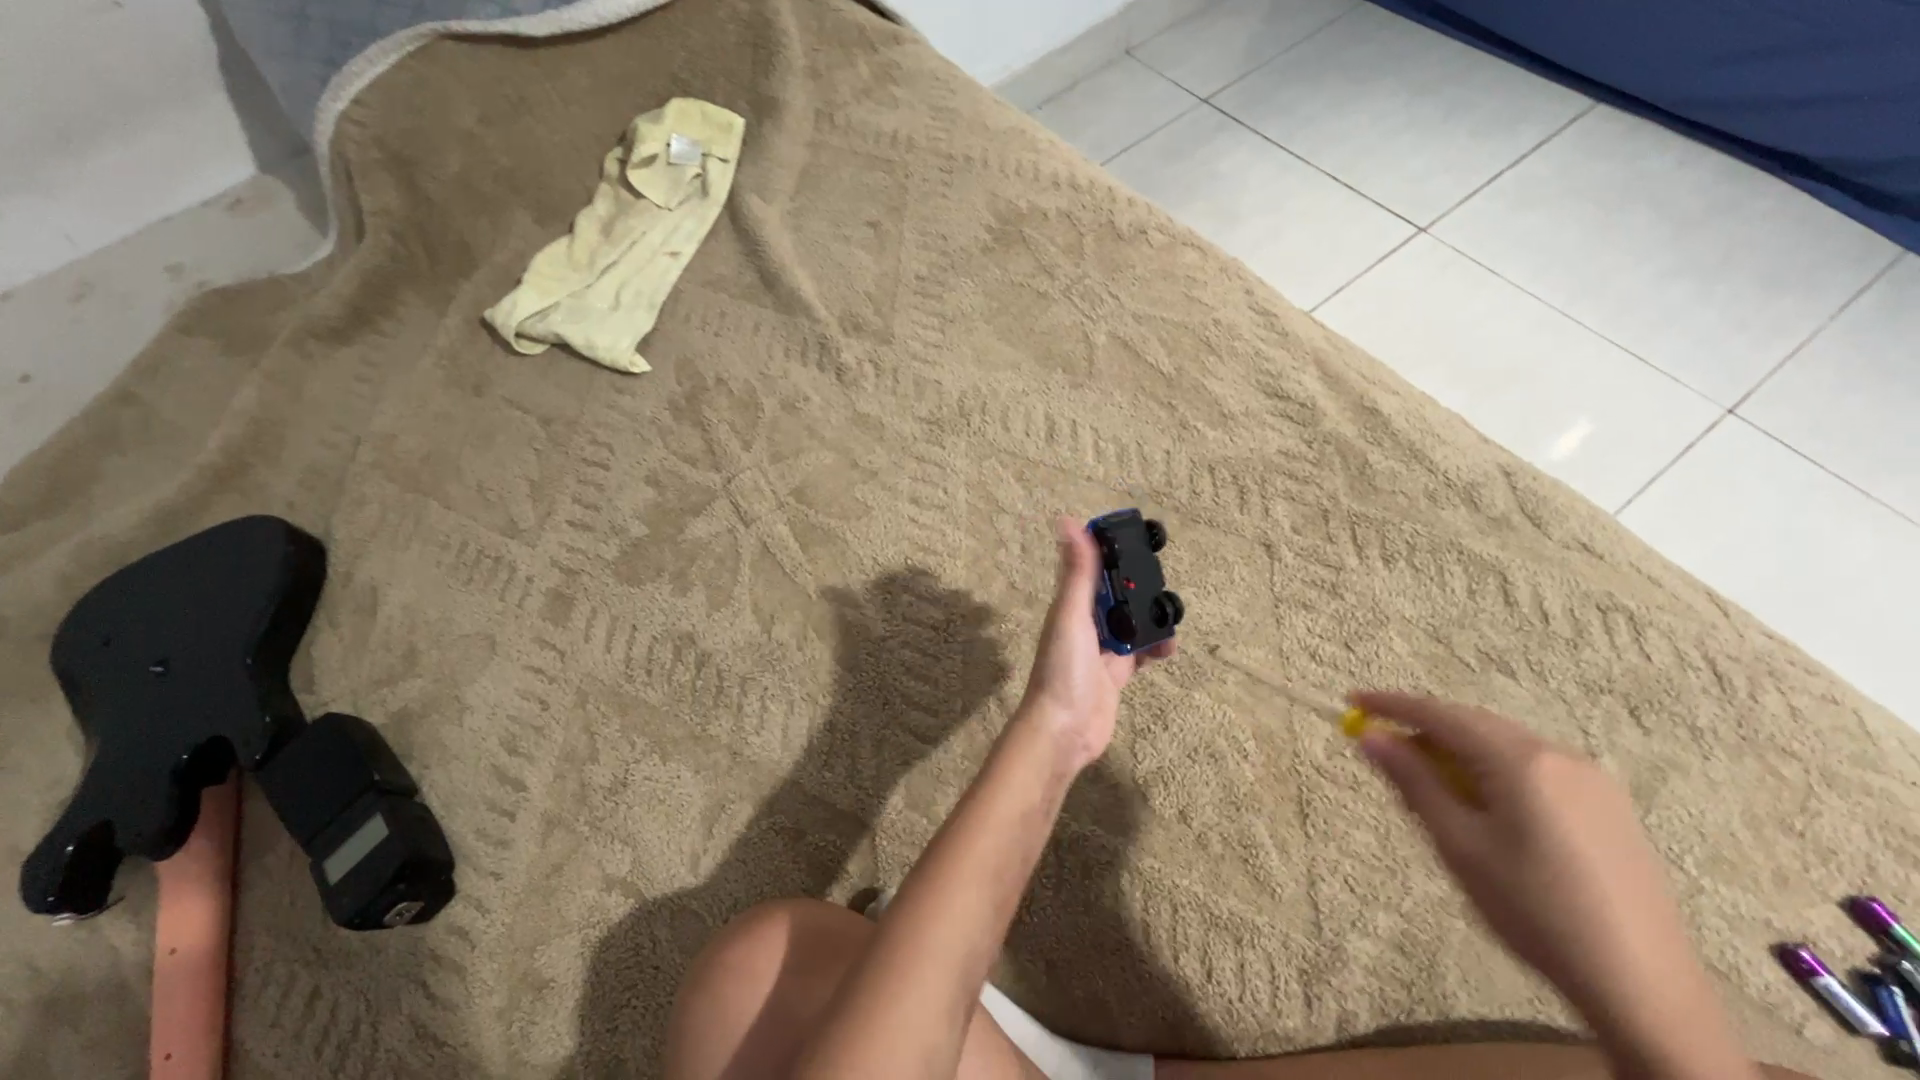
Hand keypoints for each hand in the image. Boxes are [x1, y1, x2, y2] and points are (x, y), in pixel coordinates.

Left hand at [1016, 517, 1174, 770]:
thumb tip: (1067, 519)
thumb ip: (1076, 572)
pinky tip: (1169, 648)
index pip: (1093, 569)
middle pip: (1117, 595)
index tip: (1139, 539)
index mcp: (1070, 605)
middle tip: (1161, 585)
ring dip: (1152, 618)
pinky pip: (1141, 653)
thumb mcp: (1071, 615)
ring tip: (1170, 617)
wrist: (1063, 730)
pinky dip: (1157, 648)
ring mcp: (1102, 649)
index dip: (1112, 553)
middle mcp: (1085, 623)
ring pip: (1132, 623)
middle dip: (1139, 588)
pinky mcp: (1116, 674)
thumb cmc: (1062, 670)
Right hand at [1353, 692, 1753, 1077]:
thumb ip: (1414, 783)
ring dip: (1461, 753)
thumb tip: (1372, 738)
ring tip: (1429, 788)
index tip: (1351, 700)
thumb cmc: (1533, 911)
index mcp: (1521, 761)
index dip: (1391, 705)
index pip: (1441, 715)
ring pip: (1507, 746)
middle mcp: (1560, 755)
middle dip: (1426, 729)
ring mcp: (1593, 780)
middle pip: (1476, 724)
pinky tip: (1484, 808)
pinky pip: (1536, 769)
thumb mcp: (1459, 846)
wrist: (1642, 983)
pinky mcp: (1610, 807)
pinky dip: (1495, 772)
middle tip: (1383, 749)